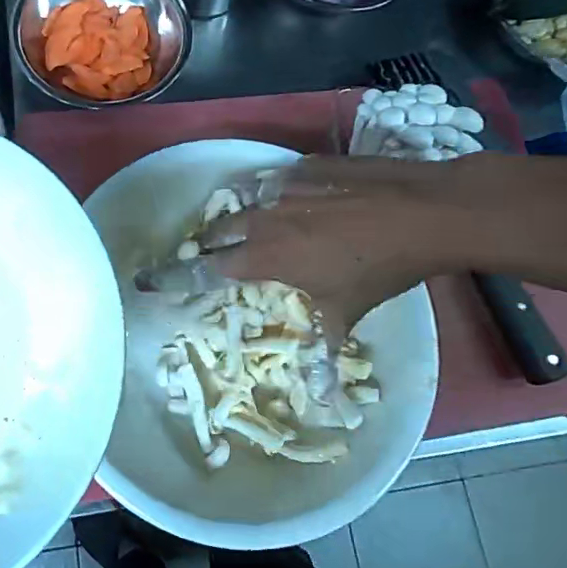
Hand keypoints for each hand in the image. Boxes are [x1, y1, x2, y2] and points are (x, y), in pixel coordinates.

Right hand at [138, 155, 482, 349]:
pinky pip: (275, 180)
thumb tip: (323, 402)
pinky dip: (271, 193)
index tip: (146, 278)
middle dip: (207, 244)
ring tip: (244, 224)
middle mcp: (264, 219)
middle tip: (209, 254)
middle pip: (217, 230)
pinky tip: (290, 199)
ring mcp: (285, 187)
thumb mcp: (346, 313)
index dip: (171, 275)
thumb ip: (322, 350)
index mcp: (263, 257)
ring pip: (244, 200)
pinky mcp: (308, 166)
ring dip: (237, 215)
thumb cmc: (377, 268)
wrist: (420, 211)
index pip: (203, 269)